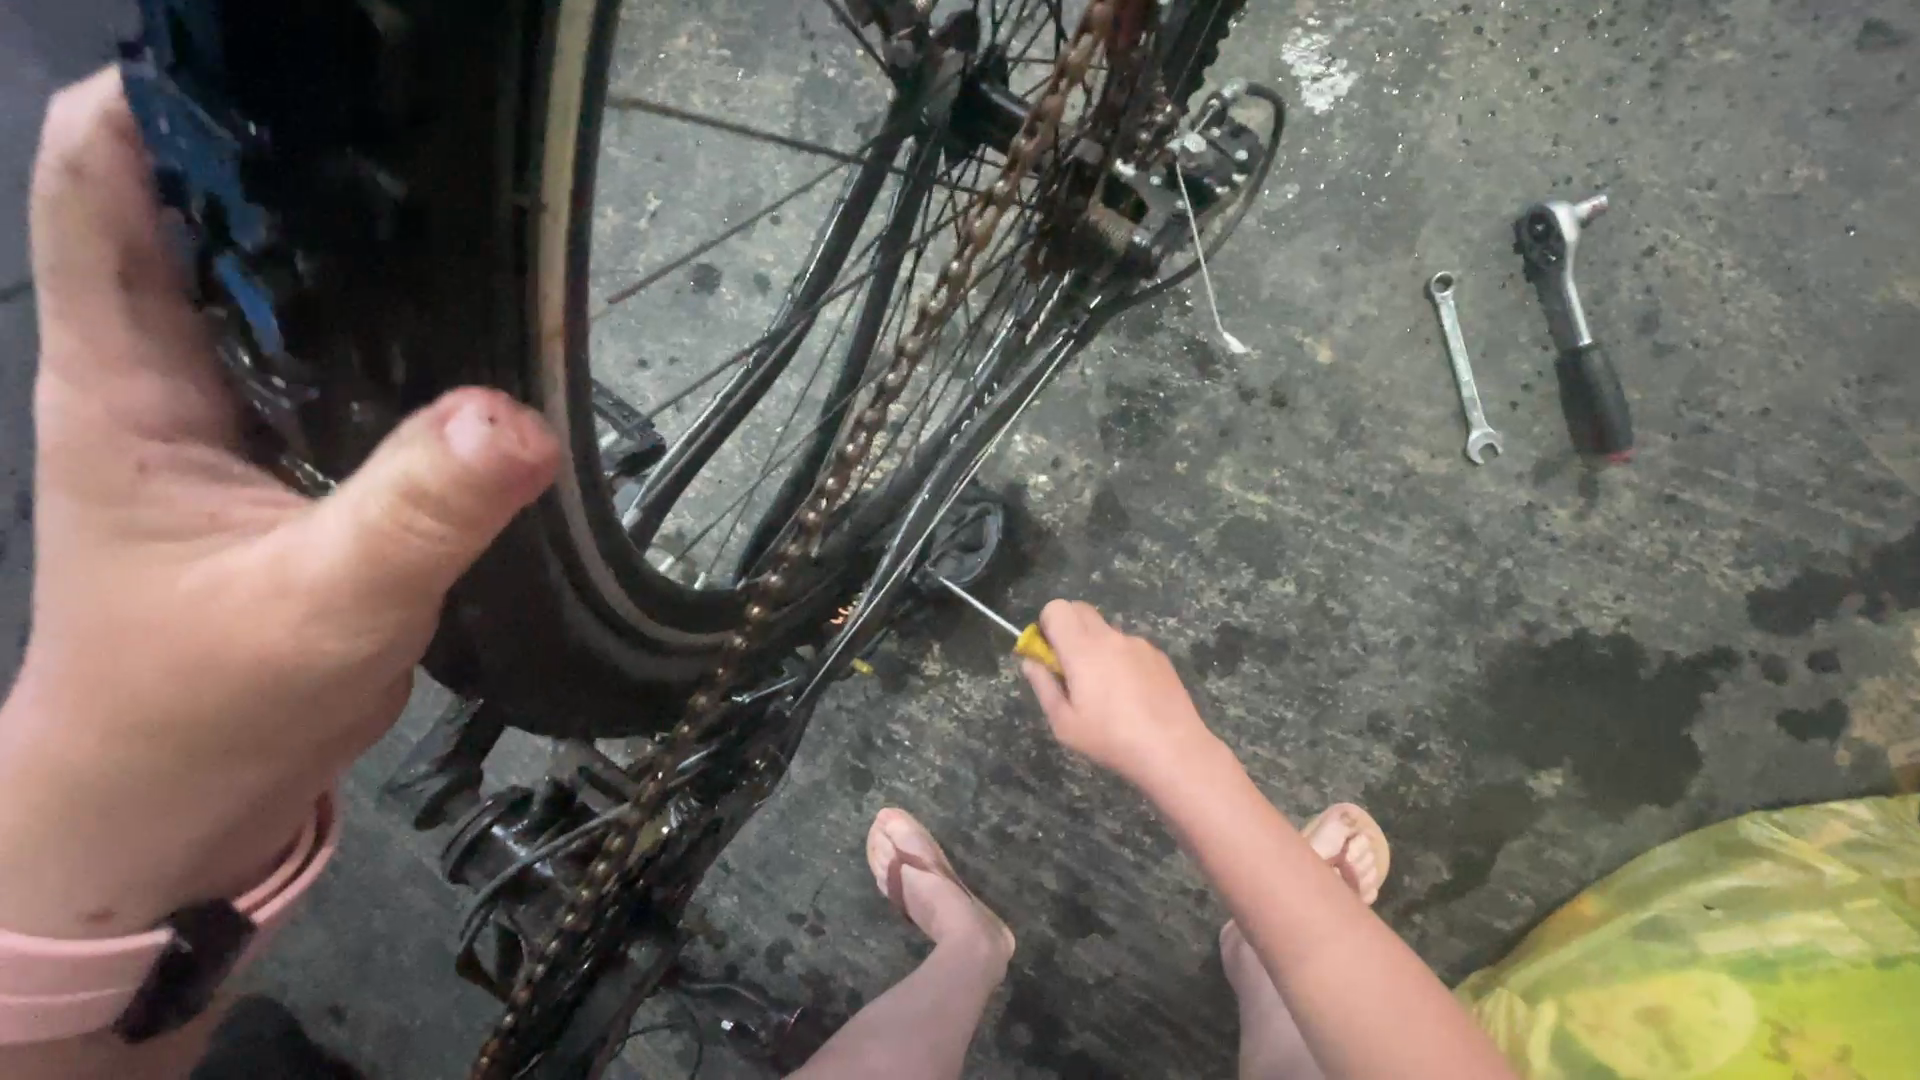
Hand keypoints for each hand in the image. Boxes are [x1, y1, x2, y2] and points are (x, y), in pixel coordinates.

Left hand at [0, 70, 559, 938]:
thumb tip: (517, 417)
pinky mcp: (313, 466)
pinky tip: (493, 342)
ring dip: (383, 263)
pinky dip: (422, 346)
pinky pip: (368, 376)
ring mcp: (253, 421)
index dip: (186, 104)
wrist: (192, 795)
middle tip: (448, 145)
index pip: (113, 187)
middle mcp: (183, 376)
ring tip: (490, 227)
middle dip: (318, 173)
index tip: (318, 71)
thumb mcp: (318, 605)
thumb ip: (414, 511)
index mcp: (130, 378)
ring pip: (310, 304)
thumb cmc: (213, 702)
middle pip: (229, 226)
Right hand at [1020, 599, 1224, 789]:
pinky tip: (1132, 695)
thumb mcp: (1064, 723)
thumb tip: (1030, 662)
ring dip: (1096, 646)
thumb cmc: (1111, 739)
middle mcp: (1110, 637)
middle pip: (1080, 609)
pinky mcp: (1158, 656)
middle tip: (1071, 667)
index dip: (1047, 625)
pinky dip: (1121, 658)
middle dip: (1068, 628)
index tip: (1049, 654)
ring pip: (1106, 630)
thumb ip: (1043, 686)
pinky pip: (1129, 646)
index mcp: (1082, 650)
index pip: (1056, 608)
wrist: (1174, 749)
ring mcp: (1138, 644)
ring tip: (1106, 690)